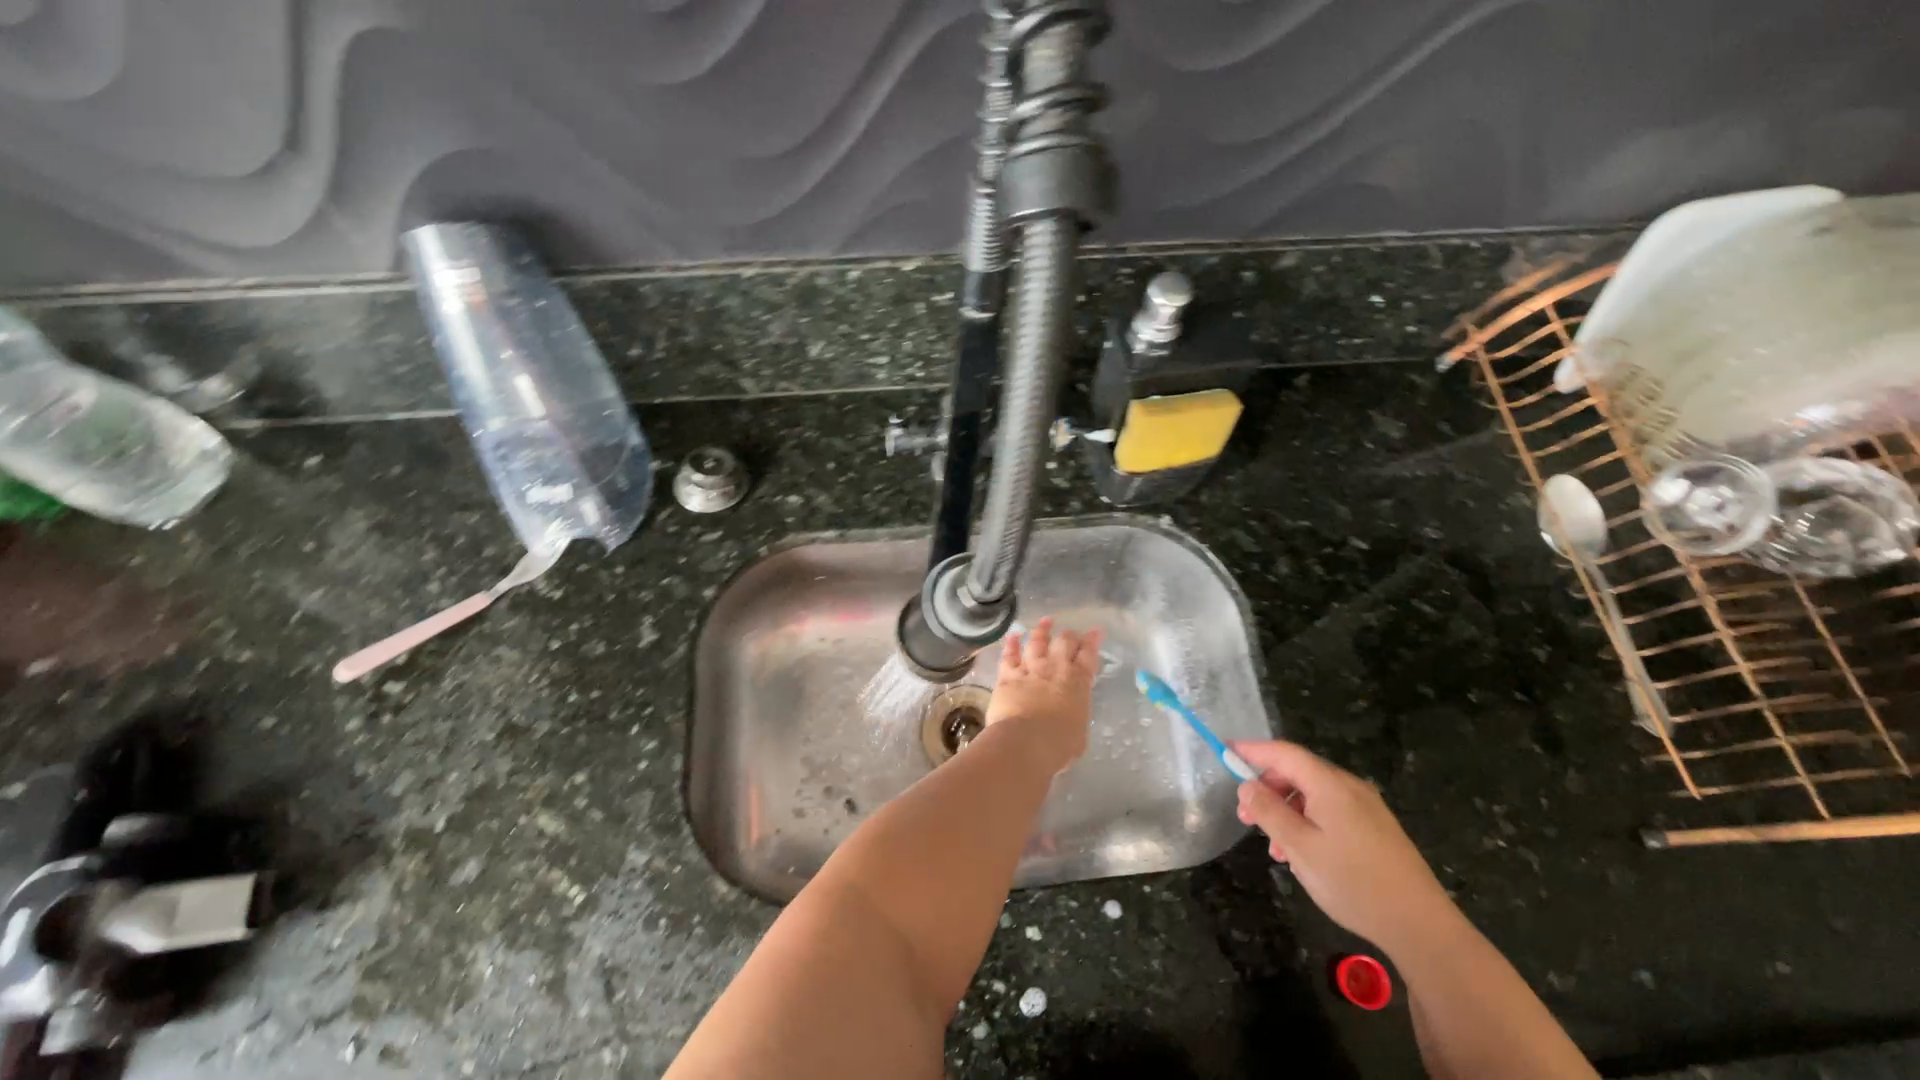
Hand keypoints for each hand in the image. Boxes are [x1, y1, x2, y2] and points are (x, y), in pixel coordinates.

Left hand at [984, 618, 1102, 772]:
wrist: (1026, 742)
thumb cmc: (1059, 745)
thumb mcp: (1079, 732)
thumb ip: (1075, 716)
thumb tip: (1071, 715)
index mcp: (1078, 683)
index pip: (1088, 655)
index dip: (1092, 641)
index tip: (1095, 631)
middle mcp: (1055, 669)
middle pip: (1064, 642)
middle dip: (1068, 635)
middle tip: (1070, 632)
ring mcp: (1030, 670)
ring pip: (1037, 642)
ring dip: (1041, 630)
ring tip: (1045, 621)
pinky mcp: (1007, 676)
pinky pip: (1009, 655)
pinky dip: (1011, 644)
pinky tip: (1013, 636)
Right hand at [1233, 740, 1456, 951]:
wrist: (1418, 923)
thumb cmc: (1352, 881)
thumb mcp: (1300, 847)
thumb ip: (1269, 812)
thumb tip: (1247, 785)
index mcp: (1331, 785)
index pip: (1284, 753)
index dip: (1253, 750)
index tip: (1224, 752)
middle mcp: (1350, 788)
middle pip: (1299, 773)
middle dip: (1267, 789)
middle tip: (1244, 817)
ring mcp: (1366, 809)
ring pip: (1313, 797)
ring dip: (1286, 812)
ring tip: (1273, 847)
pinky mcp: (1375, 830)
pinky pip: (1330, 813)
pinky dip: (1307, 824)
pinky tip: (1301, 856)